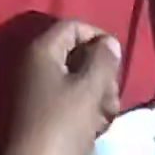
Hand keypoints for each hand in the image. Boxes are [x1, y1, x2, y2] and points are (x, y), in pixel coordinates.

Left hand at [3, 19, 122, 154]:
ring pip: (76, 79)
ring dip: (96, 93)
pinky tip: (96, 127)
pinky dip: (86, 108)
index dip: (97, 36)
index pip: (72, 26)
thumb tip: (110, 41)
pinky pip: (70, 99)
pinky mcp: (43, 113)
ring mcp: (38, 88)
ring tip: (106, 116)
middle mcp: (36, 63)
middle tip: (112, 96)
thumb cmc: (61, 125)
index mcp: (42, 49)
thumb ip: (102, 62)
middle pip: (76, 53)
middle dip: (100, 72)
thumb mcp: (87, 91)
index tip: (119, 59)